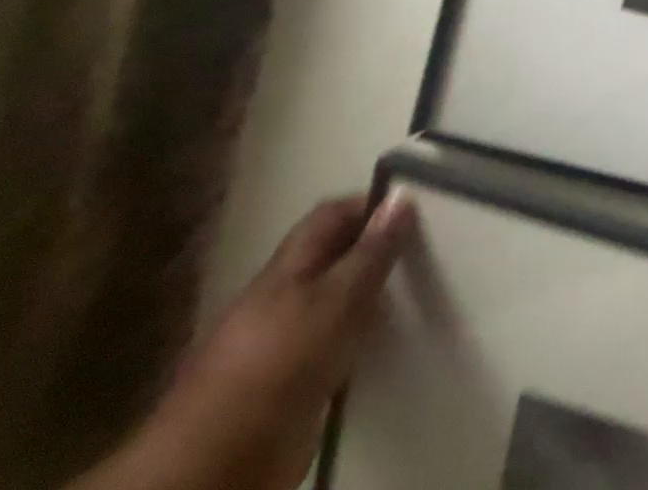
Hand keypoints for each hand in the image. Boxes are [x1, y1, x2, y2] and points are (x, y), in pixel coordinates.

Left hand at [71, 191, 415, 489]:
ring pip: (330, 297)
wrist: (224, 450)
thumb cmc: (284, 359)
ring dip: (366, 291)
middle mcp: (280, 295)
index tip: (413, 209)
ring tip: (411, 291)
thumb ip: (371, 252)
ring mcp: (280, 337)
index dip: (368, 205)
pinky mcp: (287, 375)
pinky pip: (329, 338)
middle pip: (329, 256)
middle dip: (371, 247)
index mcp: (287, 269)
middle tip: (422, 249)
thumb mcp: (338, 298)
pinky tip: (379, 341)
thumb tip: (400, 197)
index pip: (328, 217)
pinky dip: (357, 332)